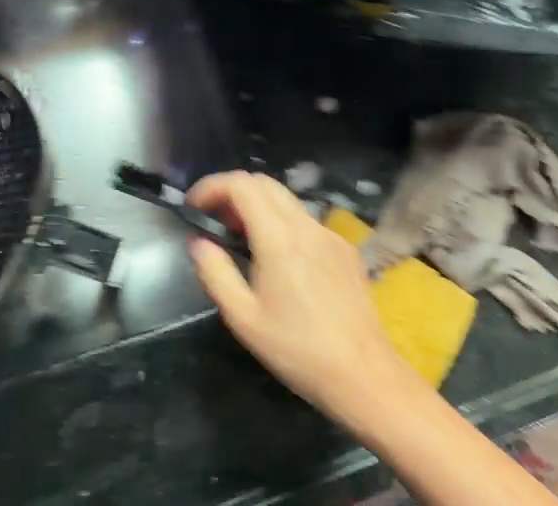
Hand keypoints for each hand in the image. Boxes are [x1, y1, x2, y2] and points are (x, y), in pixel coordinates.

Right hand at [187, 172, 426, 421]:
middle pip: (264, 183)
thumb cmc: (297, 350)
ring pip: (287, 200)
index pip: (242, 185)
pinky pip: (306, 221)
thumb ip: (215, 272)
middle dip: (232, 193)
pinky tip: (278, 260)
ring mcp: (330, 236)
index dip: (212, 186)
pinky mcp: (345, 250)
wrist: (363, 374)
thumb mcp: (243, 318)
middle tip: (214, 223)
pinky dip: (282, 223)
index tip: (194, 207)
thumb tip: (198, 241)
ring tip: (241, 241)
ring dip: (257, 207)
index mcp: (279, 239)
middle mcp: (307, 226)